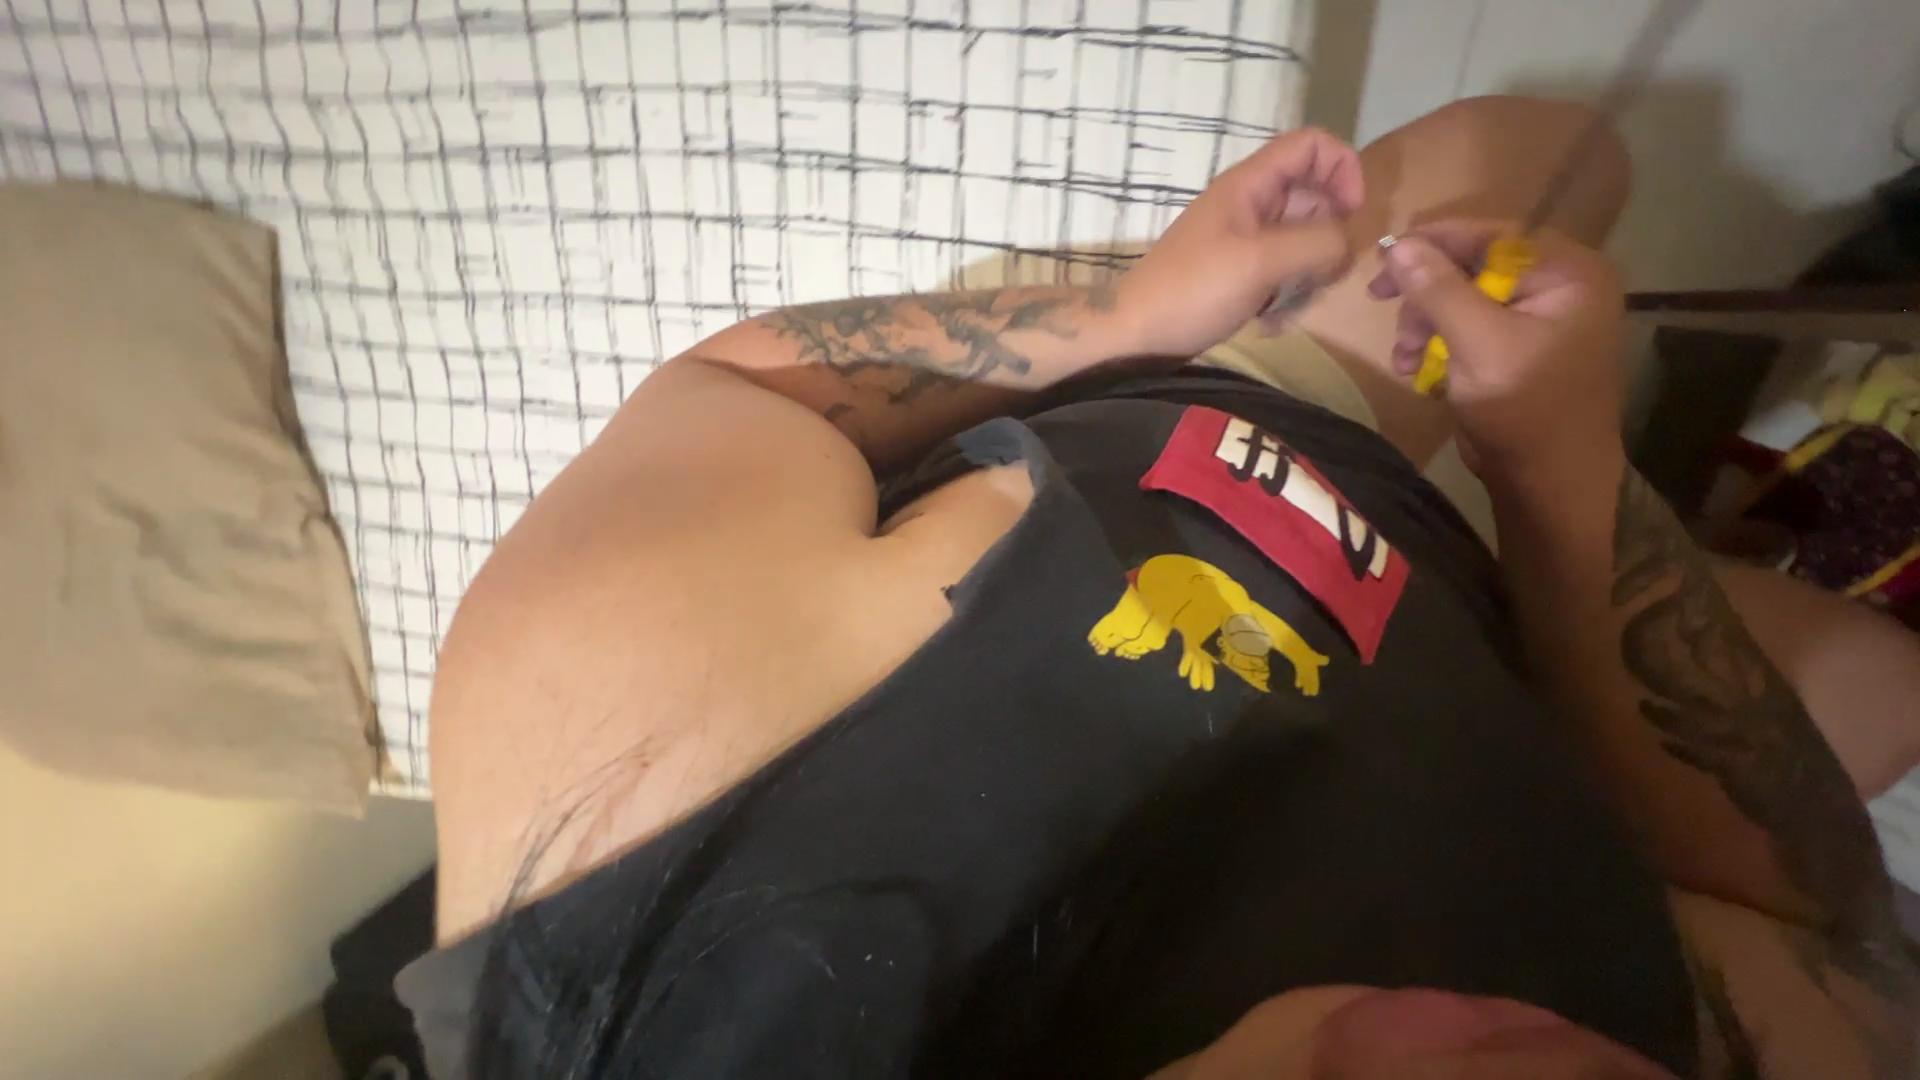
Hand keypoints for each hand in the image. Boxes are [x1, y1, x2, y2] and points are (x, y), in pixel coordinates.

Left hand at [1115, 128, 1363, 357]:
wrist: (1135, 335)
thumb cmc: (1193, 291)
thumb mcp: (1262, 261)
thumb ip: (1317, 243)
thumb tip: (1347, 245)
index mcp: (1248, 185)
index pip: (1310, 145)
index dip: (1343, 167)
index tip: (1353, 212)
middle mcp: (1245, 206)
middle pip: (1311, 195)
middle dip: (1329, 230)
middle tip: (1329, 271)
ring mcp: (1238, 242)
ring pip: (1297, 238)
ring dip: (1309, 268)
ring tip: (1297, 301)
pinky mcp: (1233, 276)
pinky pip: (1276, 271)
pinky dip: (1285, 290)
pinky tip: (1273, 319)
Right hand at [1368, 222, 1626, 480]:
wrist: (1545, 475)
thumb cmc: (1523, 407)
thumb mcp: (1477, 344)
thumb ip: (1439, 291)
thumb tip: (1399, 246)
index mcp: (1568, 273)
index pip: (1495, 236)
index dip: (1436, 241)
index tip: (1383, 256)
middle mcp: (1556, 286)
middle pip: (1473, 267)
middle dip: (1425, 295)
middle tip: (1382, 307)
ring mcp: (1534, 318)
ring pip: (1461, 299)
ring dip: (1423, 325)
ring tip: (1405, 358)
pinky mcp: (1511, 347)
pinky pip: (1464, 328)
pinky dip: (1435, 344)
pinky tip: (1416, 368)